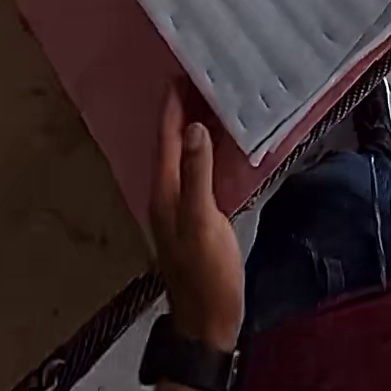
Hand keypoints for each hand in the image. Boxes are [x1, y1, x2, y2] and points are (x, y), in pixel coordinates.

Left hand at [150, 88, 243, 351]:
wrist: (209, 318)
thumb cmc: (206, 270)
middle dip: (186, 107)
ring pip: (188, 150)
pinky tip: (224, 135)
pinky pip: (201, 164)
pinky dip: (210, 144)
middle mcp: (170, 189)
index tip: (181, 72)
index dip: (172, 105)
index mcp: (166, 189)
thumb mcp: (202, 220)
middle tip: (204, 74)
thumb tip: (197, 127)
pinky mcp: (200, 208)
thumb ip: (197, 173)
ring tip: (215, 94)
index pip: (167, 137)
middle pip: (176, 139)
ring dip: (198, 123)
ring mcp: (184, 200)